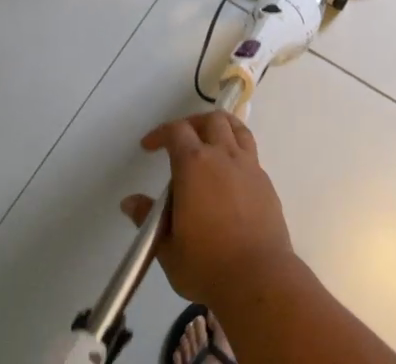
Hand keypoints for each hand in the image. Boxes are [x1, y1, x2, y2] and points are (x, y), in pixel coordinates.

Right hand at [122, 111, 297, 306]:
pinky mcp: (265, 180)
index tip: (148, 146)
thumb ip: (148, 219)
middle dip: (191, 123)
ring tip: (208, 139)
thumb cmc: (206, 263)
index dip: (160, 134)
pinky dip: (236, 148)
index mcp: (195, 166)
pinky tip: (228, 171)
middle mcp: (224, 157)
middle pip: (212, 120)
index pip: (177, 132)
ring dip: (220, 126)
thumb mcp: (166, 247)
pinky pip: (250, 150)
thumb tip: (130, 202)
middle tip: (178, 139)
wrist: (258, 274)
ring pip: (237, 128)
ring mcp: (249, 166)